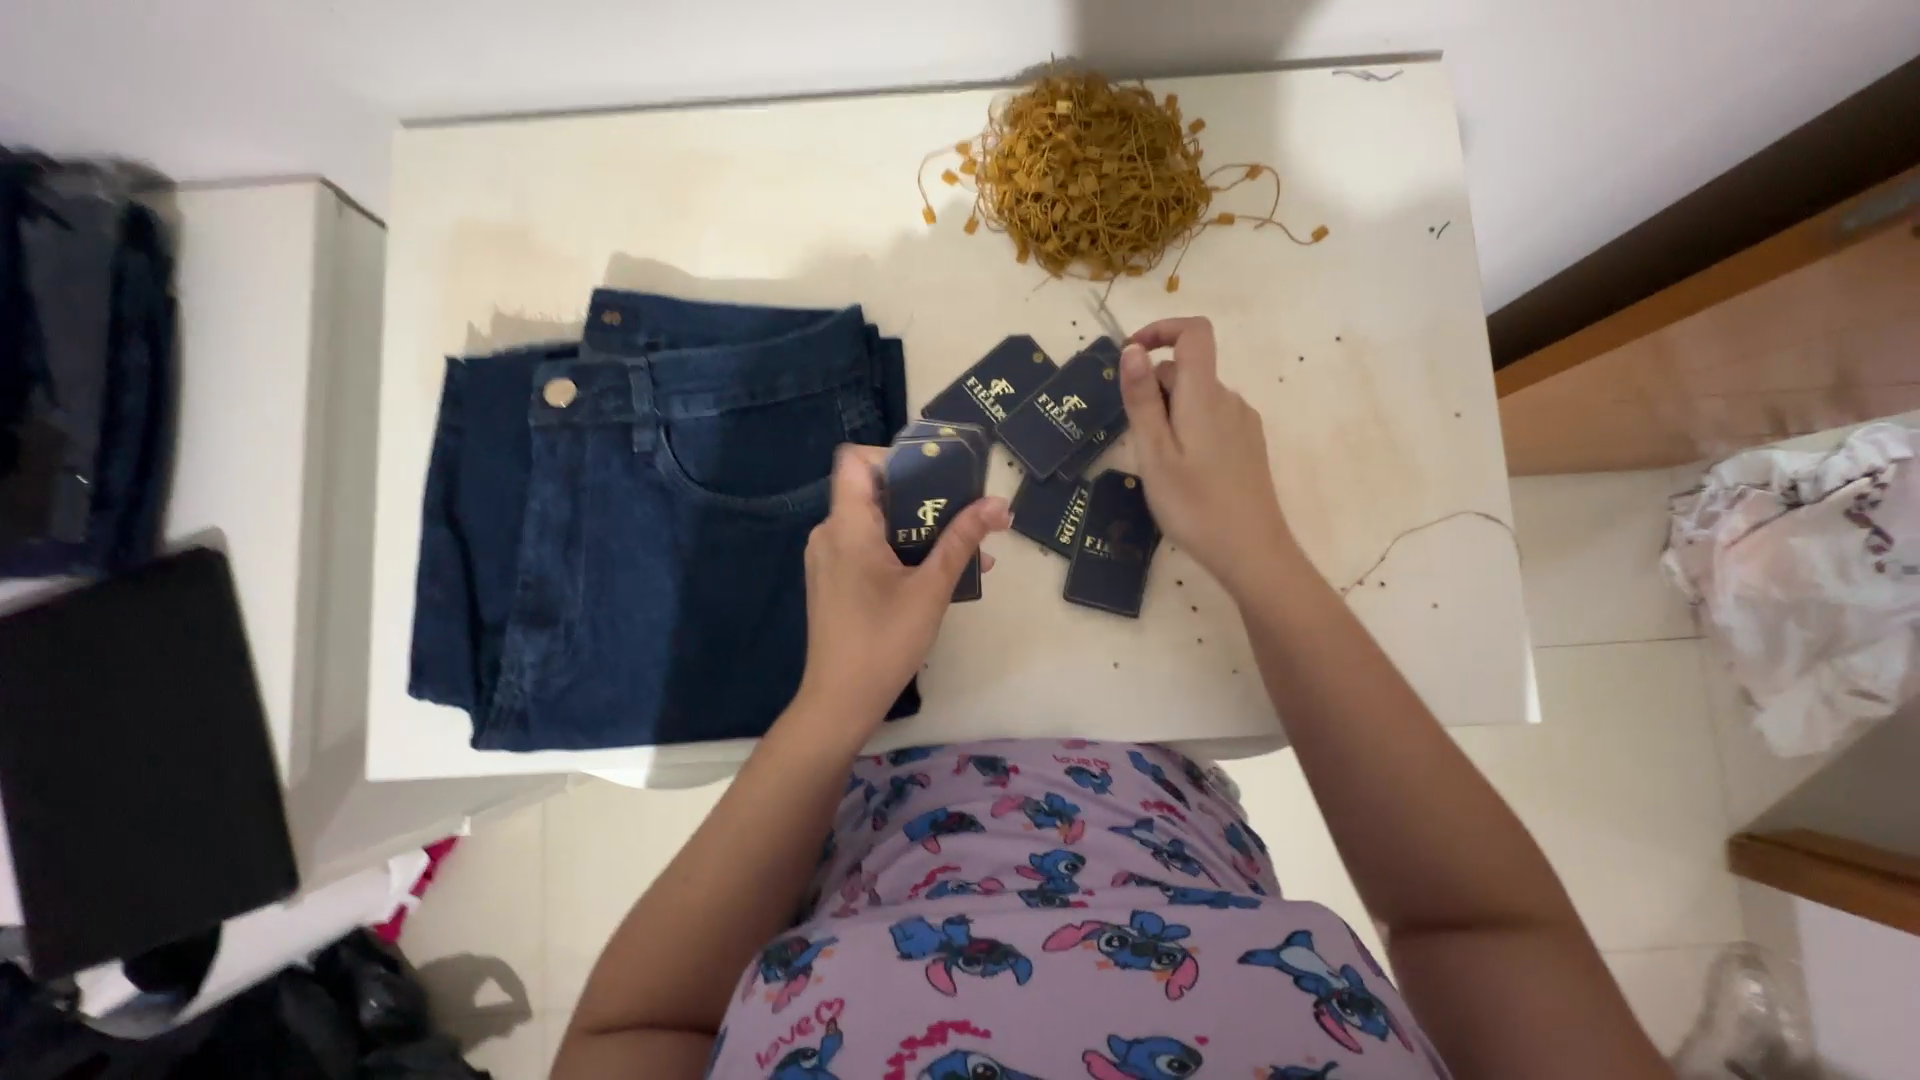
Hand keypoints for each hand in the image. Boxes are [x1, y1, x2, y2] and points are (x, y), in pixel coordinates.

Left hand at [794, 445, 1010, 730]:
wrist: (840, 701)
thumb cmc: (884, 642)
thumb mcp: (932, 588)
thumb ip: (963, 540)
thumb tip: (998, 504)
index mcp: (847, 526)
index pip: (856, 460)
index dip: (894, 456)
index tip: (937, 474)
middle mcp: (830, 533)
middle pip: (875, 491)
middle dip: (925, 496)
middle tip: (967, 509)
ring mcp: (829, 559)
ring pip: (877, 524)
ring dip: (921, 529)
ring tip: (969, 547)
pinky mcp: (834, 581)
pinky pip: (870, 549)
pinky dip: (903, 552)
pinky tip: (943, 574)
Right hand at [1120, 317, 1297, 596]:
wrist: (1251, 551)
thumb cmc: (1194, 504)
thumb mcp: (1154, 453)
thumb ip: (1142, 398)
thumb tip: (1133, 349)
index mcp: (1205, 395)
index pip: (1194, 332)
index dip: (1162, 329)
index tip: (1131, 354)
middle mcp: (1229, 399)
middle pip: (1187, 370)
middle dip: (1153, 387)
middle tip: (1137, 440)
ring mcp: (1243, 423)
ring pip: (1196, 398)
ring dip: (1168, 413)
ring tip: (1158, 464)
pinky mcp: (1248, 446)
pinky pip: (1210, 419)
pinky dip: (1187, 429)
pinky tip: (1182, 473)